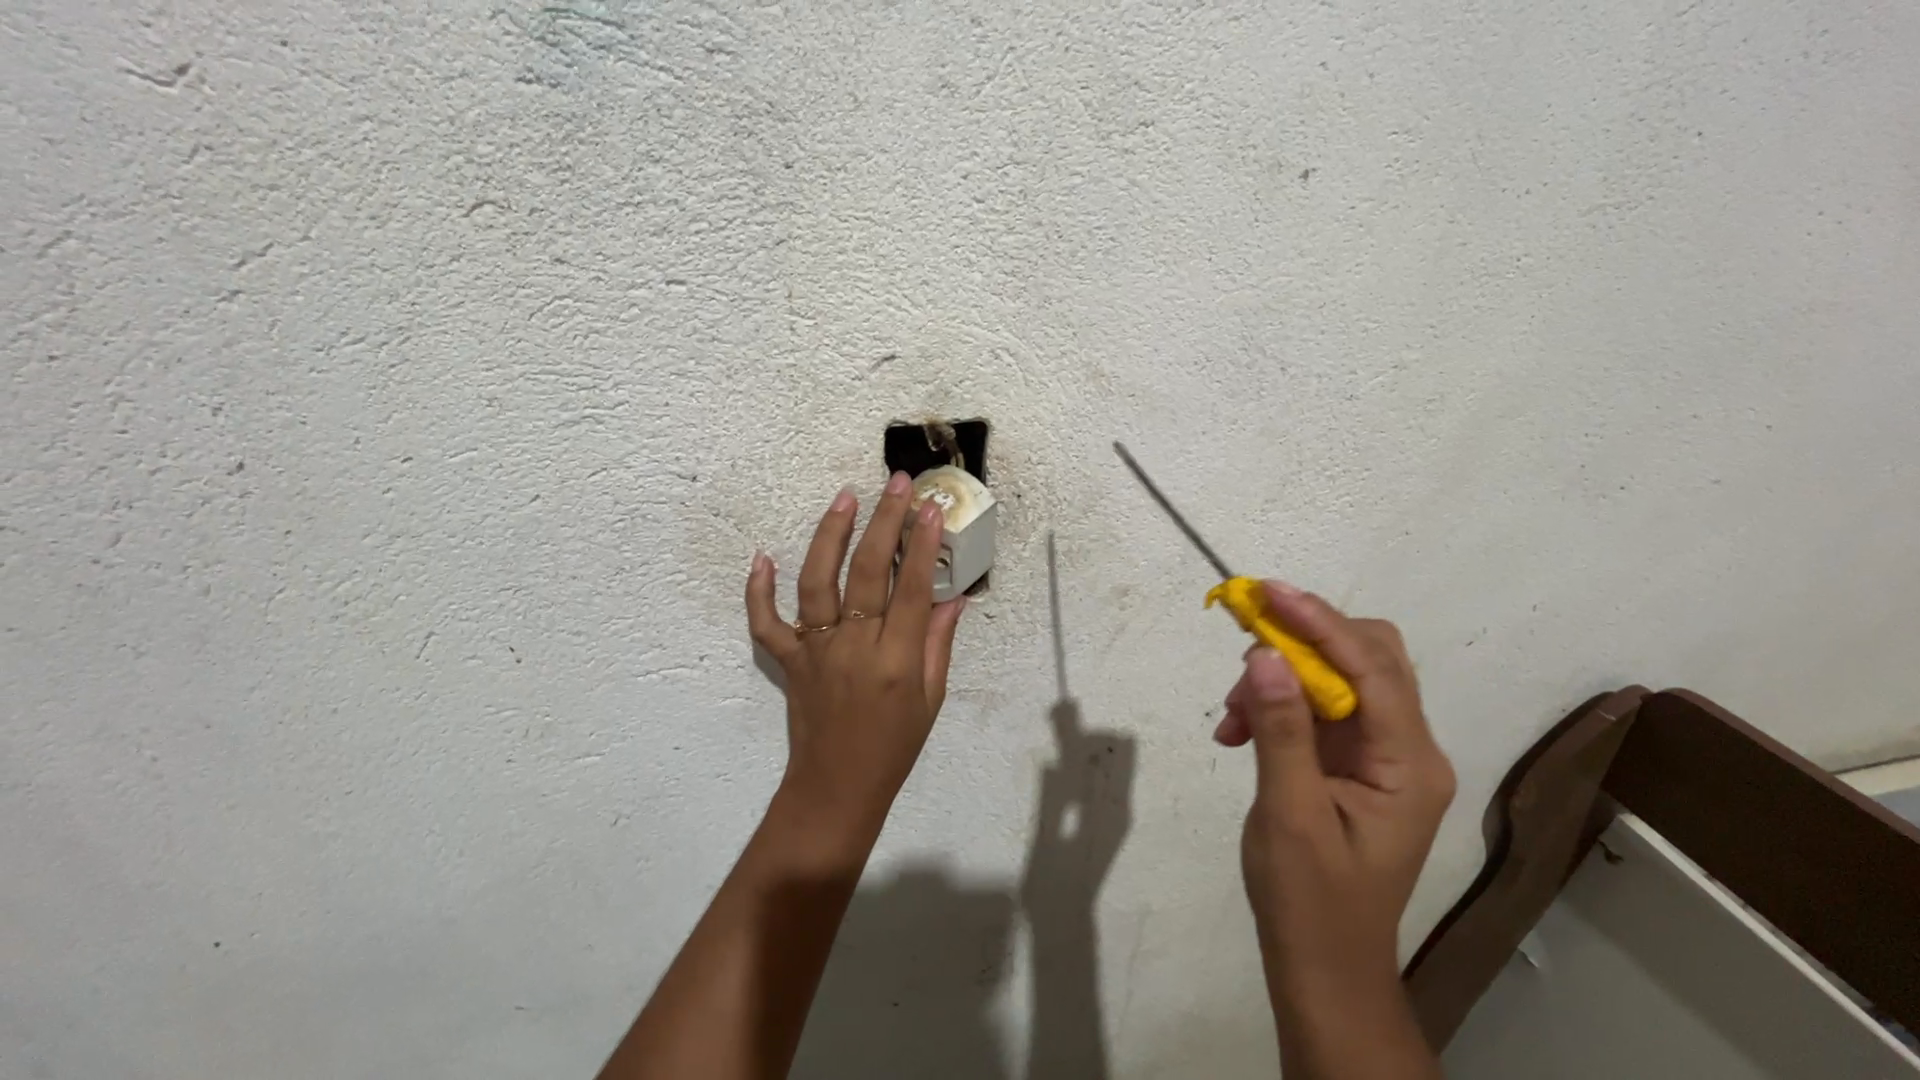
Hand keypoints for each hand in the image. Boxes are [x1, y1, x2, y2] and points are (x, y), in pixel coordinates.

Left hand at [745, 471, 967, 837]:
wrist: (836, 787)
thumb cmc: (893, 746)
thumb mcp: (931, 698)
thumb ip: (937, 643)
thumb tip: (951, 596)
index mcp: (895, 660)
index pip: (911, 588)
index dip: (922, 544)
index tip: (930, 507)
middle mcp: (854, 647)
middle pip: (868, 572)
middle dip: (884, 521)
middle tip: (895, 484)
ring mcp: (816, 651)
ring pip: (818, 582)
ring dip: (830, 536)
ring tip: (844, 499)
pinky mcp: (789, 660)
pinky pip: (767, 623)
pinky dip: (759, 591)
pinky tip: (763, 557)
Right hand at [1216, 582, 1454, 1003]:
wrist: (1324, 964)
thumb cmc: (1310, 900)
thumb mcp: (1289, 814)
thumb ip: (1282, 730)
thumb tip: (1265, 655)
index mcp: (1409, 765)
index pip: (1371, 668)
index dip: (1319, 623)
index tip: (1268, 592)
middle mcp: (1409, 750)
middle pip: (1368, 658)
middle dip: (1303, 642)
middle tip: (1244, 650)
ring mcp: (1384, 756)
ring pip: (1340, 678)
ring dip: (1282, 677)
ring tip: (1231, 715)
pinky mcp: (1356, 764)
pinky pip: (1321, 708)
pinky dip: (1279, 705)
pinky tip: (1239, 733)